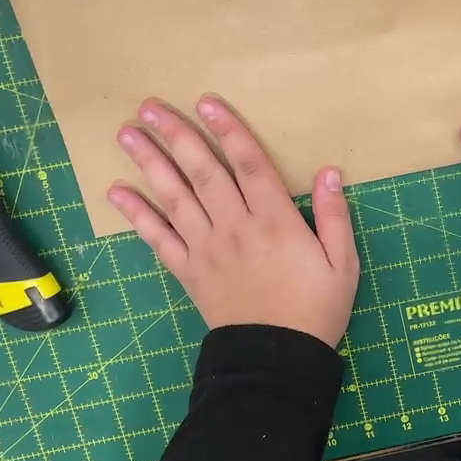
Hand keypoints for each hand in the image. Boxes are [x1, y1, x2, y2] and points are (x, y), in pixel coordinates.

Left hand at [108, 95, 359, 346]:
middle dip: (178, 135)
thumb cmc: (316, 308)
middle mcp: (236, 226)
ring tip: (127, 133)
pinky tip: (117, 192)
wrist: (277, 358)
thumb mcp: (343, 262)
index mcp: (276, 220)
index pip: (250, 164)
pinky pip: (158, 238)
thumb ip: (334, 215)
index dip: (229, 130)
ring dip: (151, 162)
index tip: (207, 102)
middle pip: (204, 172)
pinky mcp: (189, 271)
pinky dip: (136, 214)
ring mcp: (207, 248)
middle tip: (150, 106)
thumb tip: (329, 171)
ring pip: (175, 197)